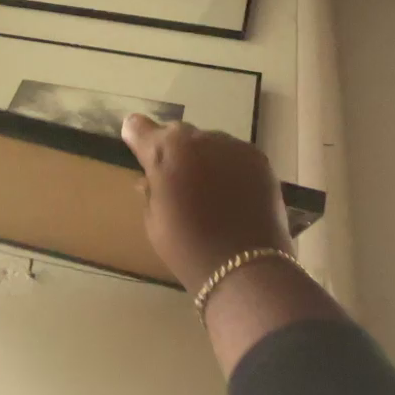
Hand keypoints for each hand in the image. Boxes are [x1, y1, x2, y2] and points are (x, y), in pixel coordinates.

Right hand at [120, 114, 294, 294]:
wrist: (245, 267)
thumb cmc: (188, 248)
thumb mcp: (155, 222)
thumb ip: (151, 191)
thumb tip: (151, 179)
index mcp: (163, 152)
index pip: (138, 126)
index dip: (136, 136)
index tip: (139, 150)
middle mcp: (196, 139)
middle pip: (177, 134)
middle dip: (173, 151)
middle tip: (177, 180)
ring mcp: (230, 145)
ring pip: (208, 143)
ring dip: (203, 158)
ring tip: (210, 191)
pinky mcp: (257, 157)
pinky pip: (234, 155)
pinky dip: (230, 168)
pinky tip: (233, 194)